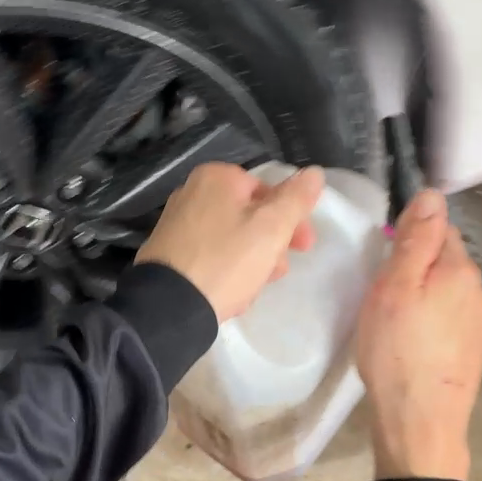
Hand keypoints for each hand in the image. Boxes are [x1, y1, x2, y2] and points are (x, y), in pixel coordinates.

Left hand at [135, 163, 323, 321]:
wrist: (169, 306)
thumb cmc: (226, 261)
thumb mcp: (271, 228)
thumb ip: (295, 199)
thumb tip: (313, 173)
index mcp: (216, 177)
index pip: (268, 190)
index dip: (291, 218)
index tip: (304, 246)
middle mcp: (191, 192)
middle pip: (249, 215)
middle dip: (270, 244)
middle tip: (278, 271)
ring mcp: (176, 223)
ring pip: (231, 238)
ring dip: (251, 261)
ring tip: (253, 287)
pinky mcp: (167, 252)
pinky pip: (209, 254)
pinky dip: (225, 269)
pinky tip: (231, 293)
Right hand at [353, 189, 481, 480]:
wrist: (419, 421)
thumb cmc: (397, 350)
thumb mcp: (394, 286)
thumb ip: (416, 239)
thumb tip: (432, 194)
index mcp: (461, 270)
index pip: (441, 228)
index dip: (410, 237)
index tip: (384, 259)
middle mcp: (478, 293)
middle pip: (446, 260)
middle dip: (417, 266)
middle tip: (381, 291)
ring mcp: (478, 325)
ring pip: (446, 292)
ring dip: (423, 296)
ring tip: (392, 319)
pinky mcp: (471, 352)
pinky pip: (447, 320)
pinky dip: (429, 323)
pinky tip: (409, 343)